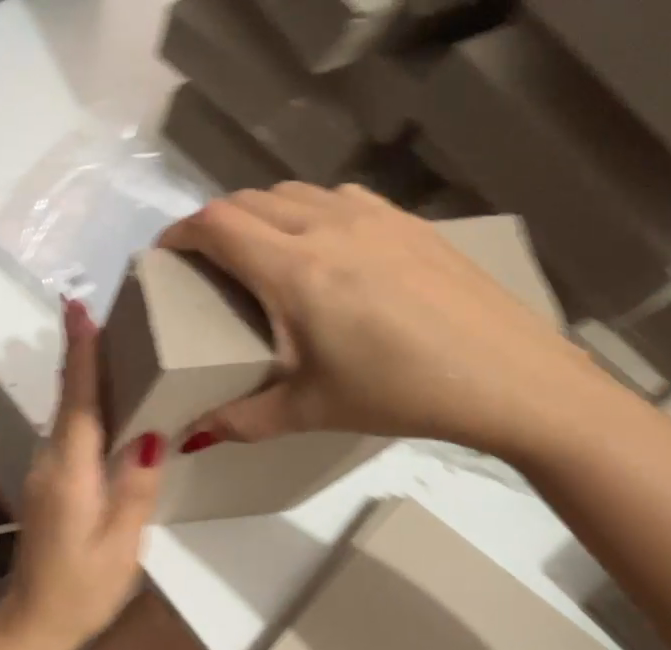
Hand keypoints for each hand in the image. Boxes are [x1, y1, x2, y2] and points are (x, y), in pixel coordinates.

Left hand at [0, 300, 165, 649]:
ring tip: (119, 351)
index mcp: (70, 471)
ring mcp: (44, 477)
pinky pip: (69, 440)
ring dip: (86, 384)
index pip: (77, 399)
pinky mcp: (48, 491)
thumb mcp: (120, 544)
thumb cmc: (80, 590)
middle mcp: (50, 464)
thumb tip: (151, 434)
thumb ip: (135, 487)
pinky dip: (86, 415)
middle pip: (69, 401)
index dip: (79, 352)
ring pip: (67, 420)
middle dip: (85, 357)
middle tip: (111, 315)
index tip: (77, 306)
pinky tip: (110, 412)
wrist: (32, 625)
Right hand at [160, 183, 609, 456]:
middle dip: (214, 222)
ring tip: (255, 252)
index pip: (218, 225)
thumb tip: (191, 436)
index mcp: (294, 272)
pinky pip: (337, 198)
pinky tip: (319, 248)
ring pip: (294, 192)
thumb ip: (239, 421)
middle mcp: (328, 228)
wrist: (507, 377)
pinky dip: (306, 211)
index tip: (164, 254)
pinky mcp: (409, 221)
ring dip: (260, 212)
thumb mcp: (308, 412)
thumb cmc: (398, 394)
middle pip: (250, 199)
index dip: (180, 232)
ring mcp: (374, 217)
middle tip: (202, 262)